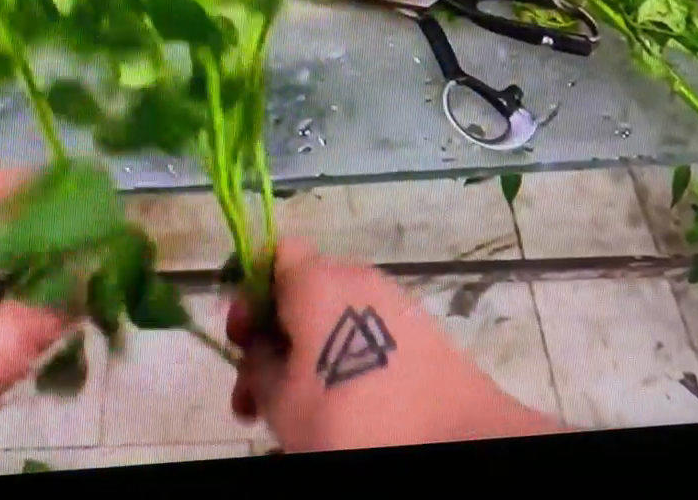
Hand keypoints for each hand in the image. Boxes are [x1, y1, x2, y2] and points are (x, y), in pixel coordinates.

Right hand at [226, 239, 556, 451]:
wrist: (456, 444)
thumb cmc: (353, 416)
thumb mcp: (282, 402)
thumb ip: (256, 368)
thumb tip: (260, 354)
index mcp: (315, 278)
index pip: (269, 254)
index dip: (247, 292)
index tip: (241, 338)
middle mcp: (354, 277)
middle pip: (298, 296)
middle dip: (272, 344)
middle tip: (255, 396)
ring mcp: (393, 305)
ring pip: (332, 326)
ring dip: (307, 364)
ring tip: (296, 418)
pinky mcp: (423, 336)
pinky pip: (367, 342)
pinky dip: (346, 369)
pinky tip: (340, 415)